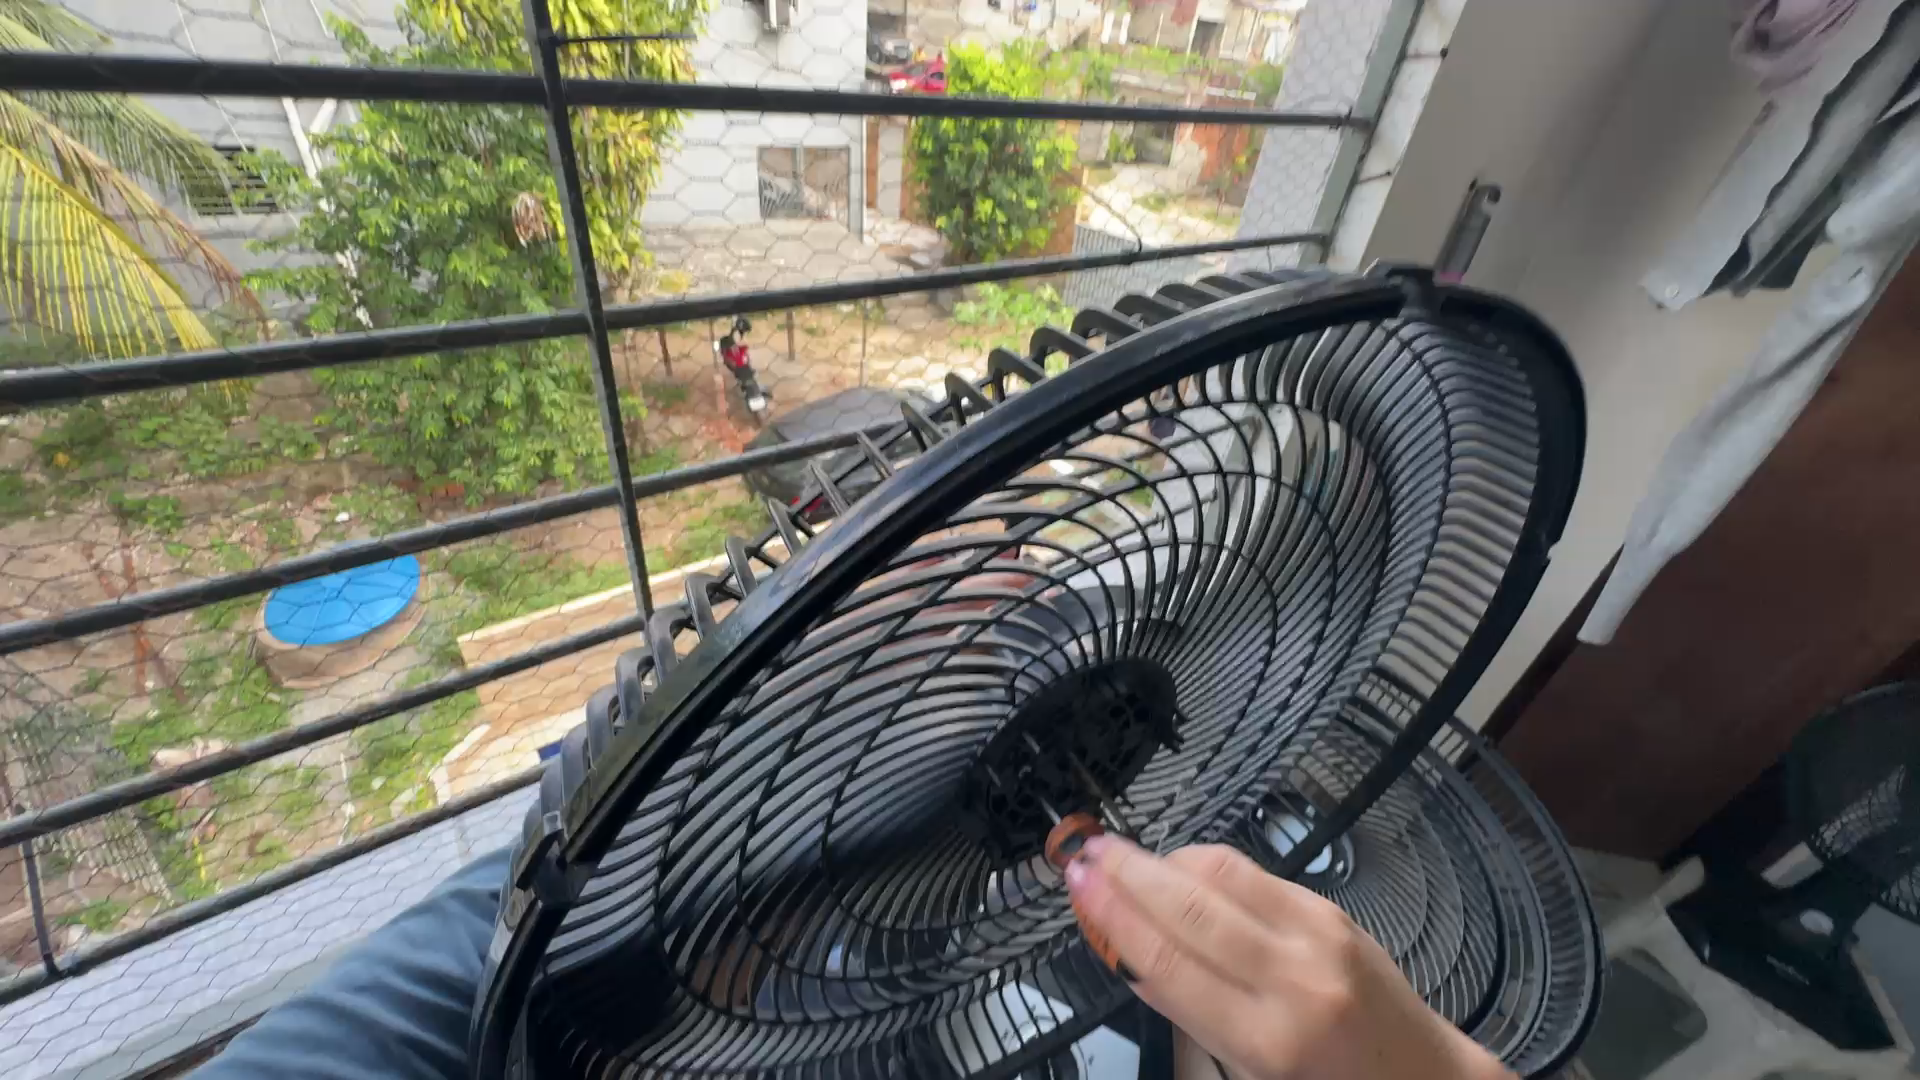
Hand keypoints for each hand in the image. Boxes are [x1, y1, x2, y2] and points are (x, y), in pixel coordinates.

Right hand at [1063, 835, 1513, 1079]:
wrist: (1426, 1078)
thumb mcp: (1251, 1073)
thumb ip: (1190, 1013)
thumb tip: (1127, 952)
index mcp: (1271, 1041)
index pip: (1172, 965)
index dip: (1116, 919)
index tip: (1078, 885)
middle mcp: (1294, 979)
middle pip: (1190, 908)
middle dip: (1128, 874)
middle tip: (1083, 852)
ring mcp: (1315, 932)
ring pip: (1217, 874)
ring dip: (1159, 859)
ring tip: (1117, 854)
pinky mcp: (1326, 904)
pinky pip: (1247, 869)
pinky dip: (1199, 862)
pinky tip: (1174, 865)